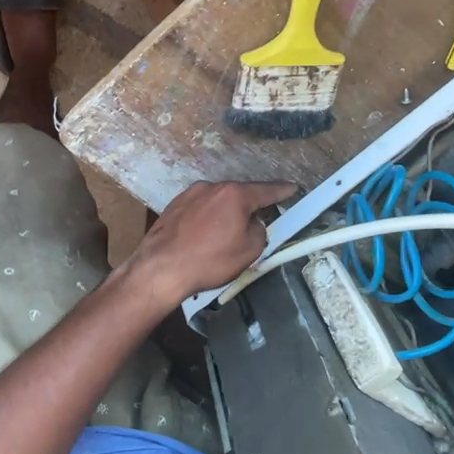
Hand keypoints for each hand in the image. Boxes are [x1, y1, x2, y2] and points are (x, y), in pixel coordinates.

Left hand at [122, 181, 297, 305]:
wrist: (160, 267)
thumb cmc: (210, 260)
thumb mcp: (250, 250)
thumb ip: (259, 230)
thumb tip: (251, 222)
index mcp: (234, 194)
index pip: (266, 190)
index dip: (283, 191)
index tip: (293, 188)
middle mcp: (211, 187)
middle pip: (239, 195)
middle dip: (250, 207)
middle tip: (258, 222)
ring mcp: (189, 194)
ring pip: (217, 201)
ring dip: (226, 214)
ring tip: (226, 236)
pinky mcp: (173, 206)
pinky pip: (200, 209)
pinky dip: (207, 219)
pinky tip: (204, 237)